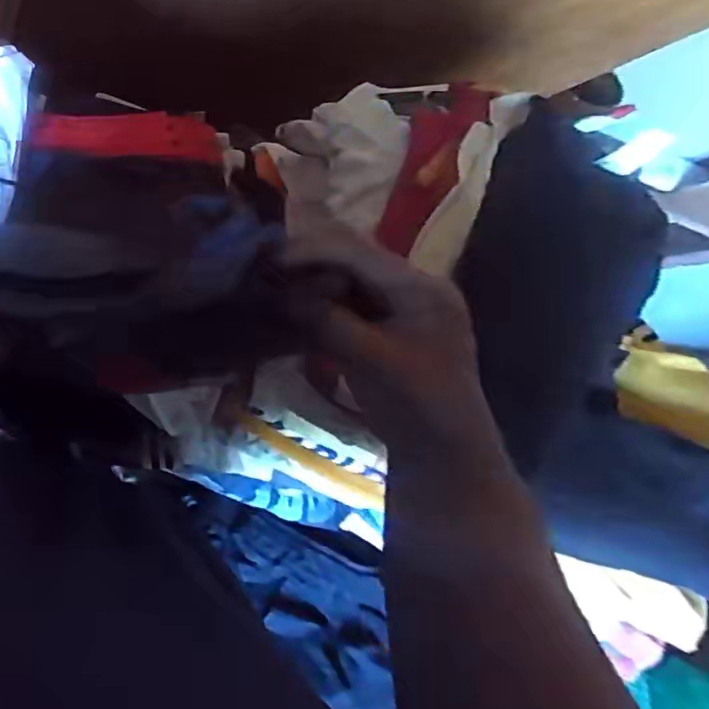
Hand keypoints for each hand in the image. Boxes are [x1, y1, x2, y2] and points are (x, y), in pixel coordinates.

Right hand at [282, 206, 506, 466]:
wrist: (444, 456)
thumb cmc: (416, 404)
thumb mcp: (368, 358)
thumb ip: (324, 319)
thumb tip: (277, 292)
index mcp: (422, 289)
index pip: (358, 254)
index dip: (311, 252)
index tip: (270, 261)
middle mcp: (412, 288)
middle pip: (350, 260)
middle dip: (306, 262)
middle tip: (264, 269)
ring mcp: (398, 307)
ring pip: (342, 278)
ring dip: (307, 280)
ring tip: (271, 284)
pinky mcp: (382, 326)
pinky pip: (343, 300)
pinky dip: (316, 300)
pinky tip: (289, 304)